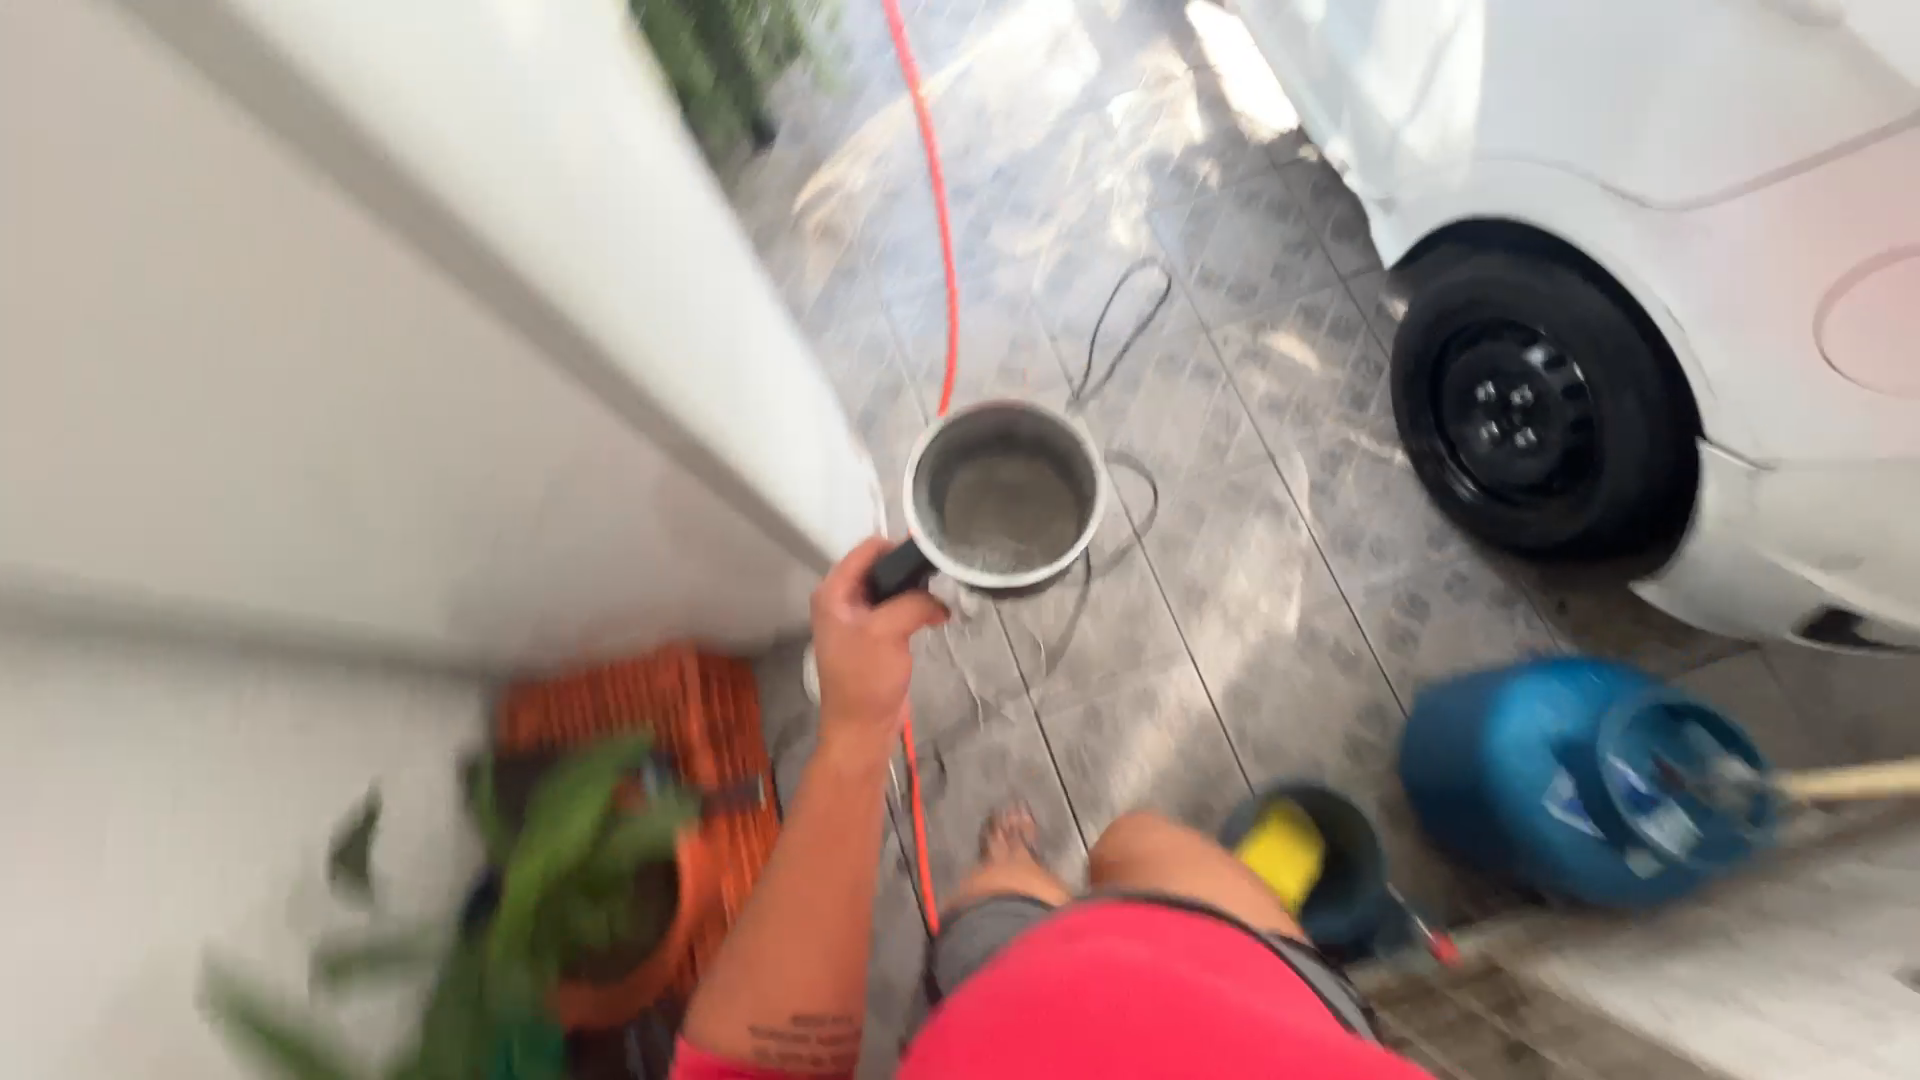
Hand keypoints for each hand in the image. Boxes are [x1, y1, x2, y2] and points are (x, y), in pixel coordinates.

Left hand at [811, 537, 948, 764]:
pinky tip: (936, 618)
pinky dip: (916, 611)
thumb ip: (913, 602)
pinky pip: (897, 611)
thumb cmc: (866, 679)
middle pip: (880, 568)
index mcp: (834, 592)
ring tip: (941, 599)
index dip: (898, 548)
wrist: (862, 729)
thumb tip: (938, 599)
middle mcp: (842, 600)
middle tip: (941, 577)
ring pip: (892, 590)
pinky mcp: (875, 637)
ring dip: (916, 593)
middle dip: (910, 572)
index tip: (930, 556)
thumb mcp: (887, 632)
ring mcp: (858, 620)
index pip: (868, 549)